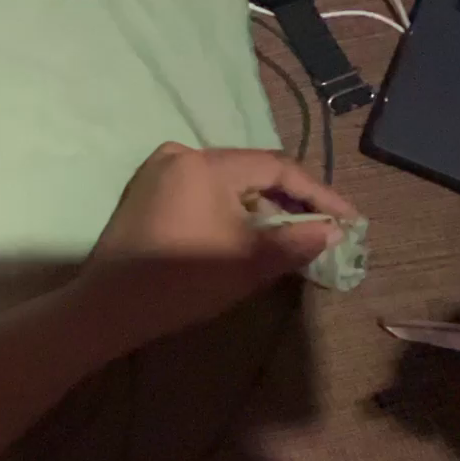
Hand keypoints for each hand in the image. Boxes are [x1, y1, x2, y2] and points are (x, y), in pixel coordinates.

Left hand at [68, 142, 352, 346]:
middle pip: (249, 170)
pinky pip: (199, 189)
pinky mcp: (144, 190)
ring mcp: (156, 171)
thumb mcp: (248, 262)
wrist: (110, 305)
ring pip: (224, 181)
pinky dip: (226, 207)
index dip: (317, 193)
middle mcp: (178, 155)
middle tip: (322, 227)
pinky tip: (246, 231)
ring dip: (258, 204)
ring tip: (289, 234)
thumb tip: (332, 230)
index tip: (349, 219)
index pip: (276, 167)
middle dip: (288, 199)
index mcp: (204, 164)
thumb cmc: (182, 282)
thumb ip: (296, 240)